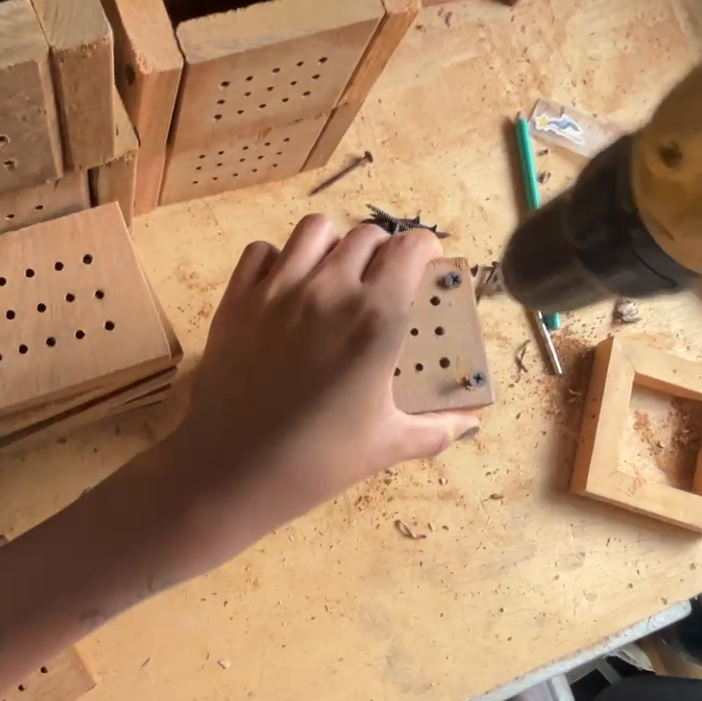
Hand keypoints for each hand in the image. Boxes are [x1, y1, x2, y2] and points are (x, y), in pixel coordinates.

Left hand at [145, 215, 481, 568]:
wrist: (231, 469)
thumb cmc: (316, 461)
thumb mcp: (386, 446)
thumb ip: (435, 430)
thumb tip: (470, 426)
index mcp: (376, 318)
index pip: (412, 247)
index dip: (425, 252)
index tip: (423, 269)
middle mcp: (329, 290)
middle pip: (366, 236)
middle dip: (381, 253)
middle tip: (378, 285)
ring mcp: (277, 290)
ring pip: (314, 230)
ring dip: (331, 245)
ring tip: (331, 278)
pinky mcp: (236, 300)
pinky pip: (261, 252)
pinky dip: (276, 260)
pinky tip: (282, 290)